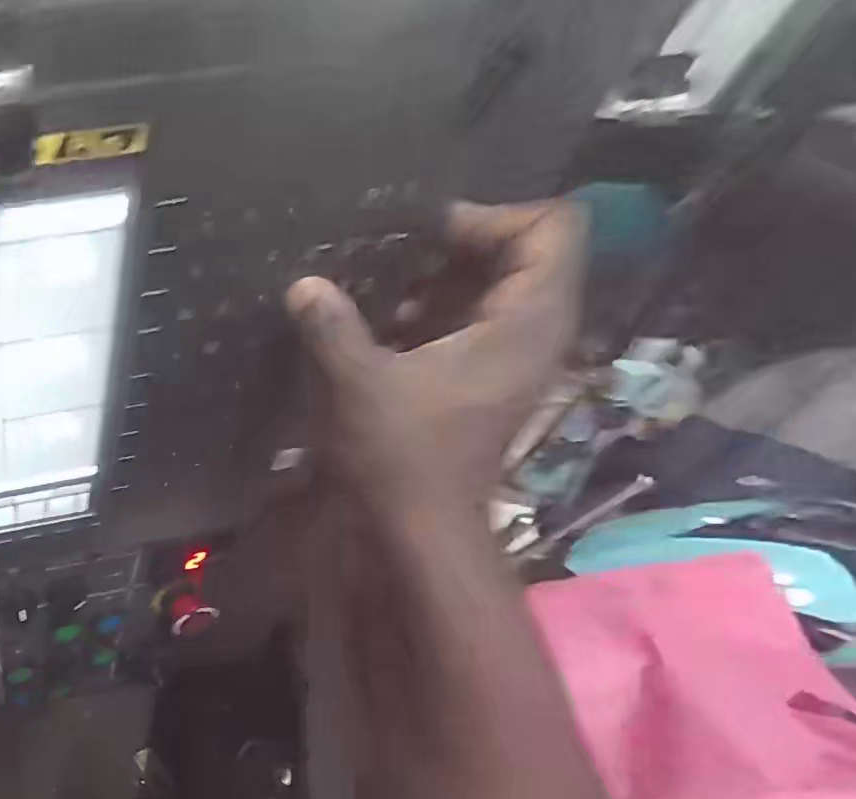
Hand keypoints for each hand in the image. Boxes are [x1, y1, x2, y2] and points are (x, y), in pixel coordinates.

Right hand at [287, 200, 586, 512]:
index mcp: (527, 320)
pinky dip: (432, 319)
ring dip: (437, 287)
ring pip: (493, 293)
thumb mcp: (358, 383)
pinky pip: (472, 327)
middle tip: (392, 263)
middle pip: (522, 255)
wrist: (417, 523)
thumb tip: (304, 284)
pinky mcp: (485, 383)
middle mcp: (534, 332)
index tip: (422, 238)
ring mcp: (512, 360)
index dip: (489, 217)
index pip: (551, 225)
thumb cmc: (400, 452)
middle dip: (455, 251)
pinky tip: (381, 332)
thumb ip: (332, 326)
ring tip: (379, 297)